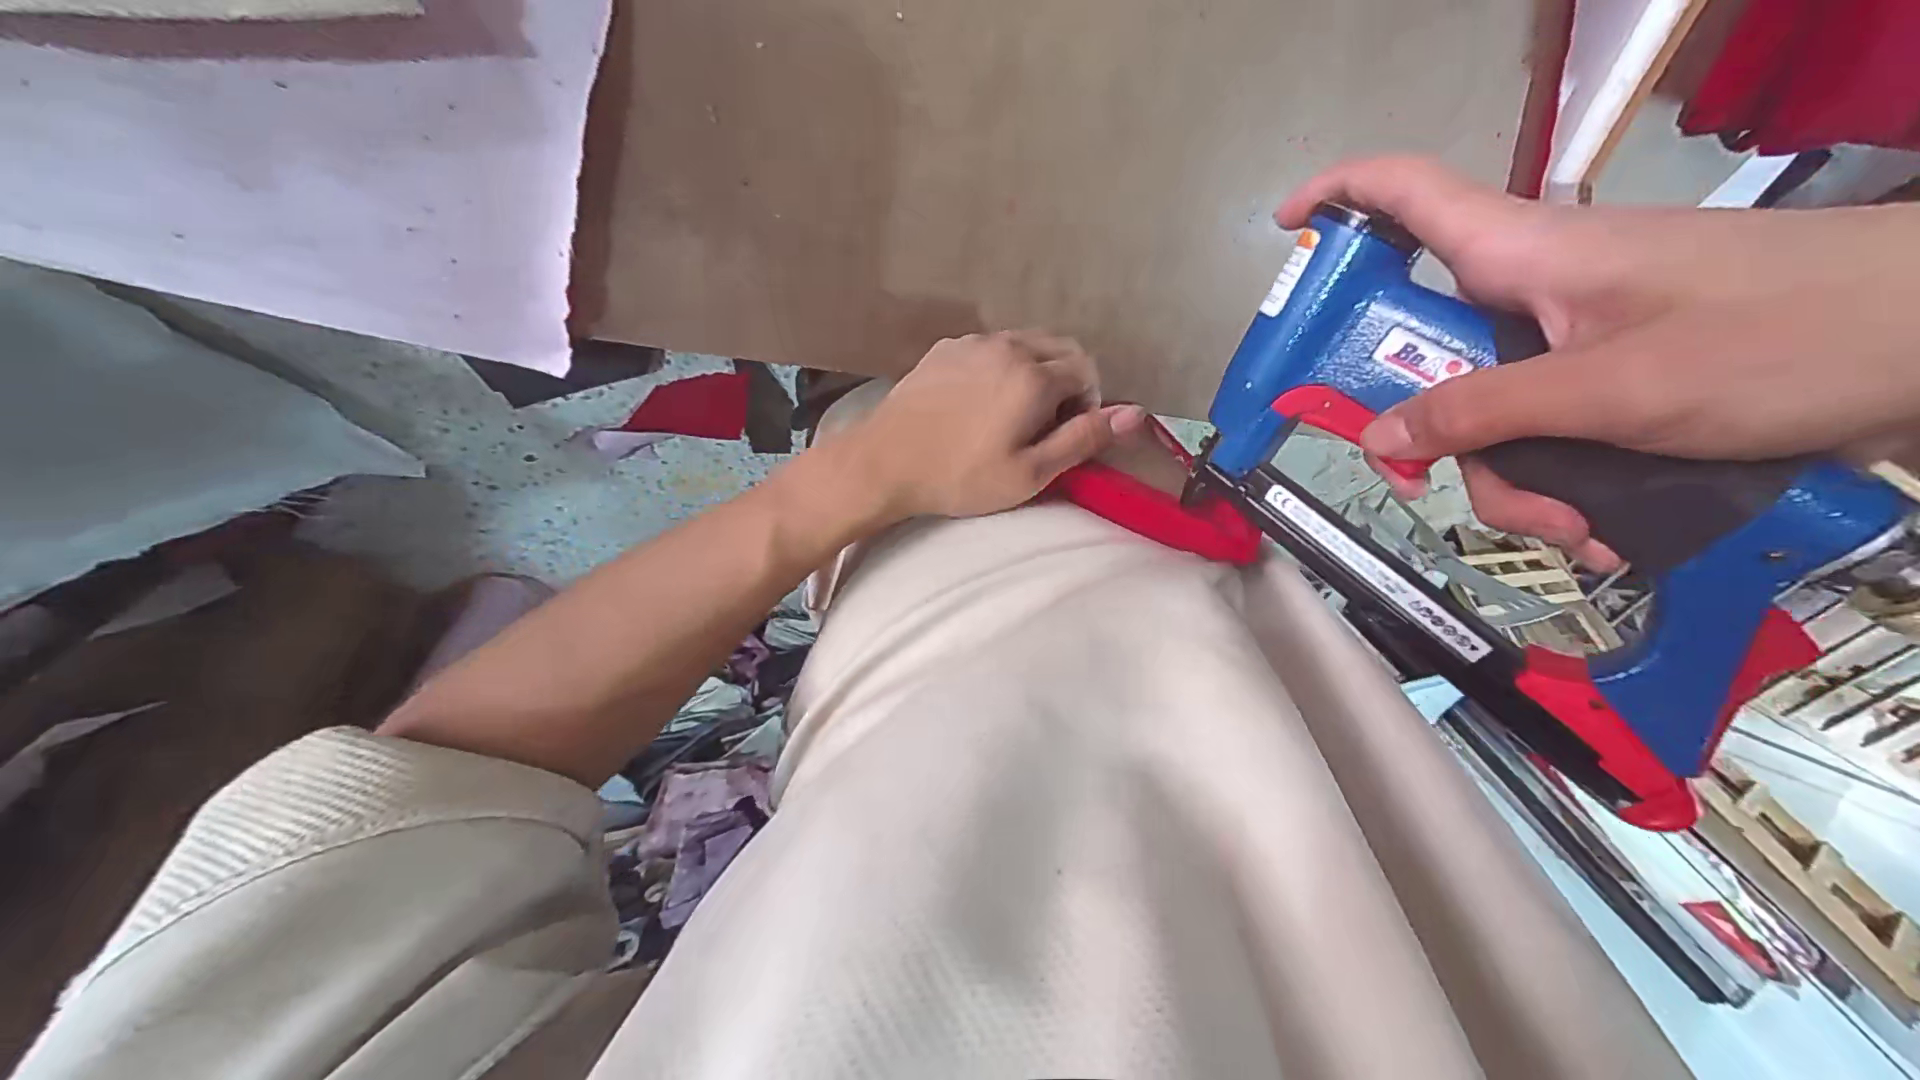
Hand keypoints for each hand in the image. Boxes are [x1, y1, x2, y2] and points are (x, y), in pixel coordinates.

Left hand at [842, 331, 1149, 518]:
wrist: (885, 462)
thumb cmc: (961, 476)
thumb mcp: (1030, 473)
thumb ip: (1084, 438)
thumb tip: (1137, 413)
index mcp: (1034, 376)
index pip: (1087, 372)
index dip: (1087, 405)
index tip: (1063, 434)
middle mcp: (1008, 346)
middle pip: (1061, 349)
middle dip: (1067, 381)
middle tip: (1043, 424)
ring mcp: (973, 342)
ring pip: (1026, 343)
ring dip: (1035, 370)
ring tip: (1012, 412)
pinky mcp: (946, 347)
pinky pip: (991, 346)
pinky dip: (1002, 364)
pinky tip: (980, 399)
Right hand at [1276, 157, 1919, 569]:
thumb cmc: (1785, 336)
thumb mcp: (1611, 388)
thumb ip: (1480, 411)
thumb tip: (1377, 437)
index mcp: (1519, 254)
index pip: (1404, 193)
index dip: (1336, 197)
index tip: (1285, 229)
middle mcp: (1523, 292)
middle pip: (1419, 350)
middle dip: (1417, 426)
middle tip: (1413, 476)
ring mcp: (1556, 338)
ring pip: (1475, 410)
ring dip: (1503, 480)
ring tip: (1567, 524)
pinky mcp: (1593, 377)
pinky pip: (1529, 433)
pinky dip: (1549, 484)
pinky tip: (1594, 524)